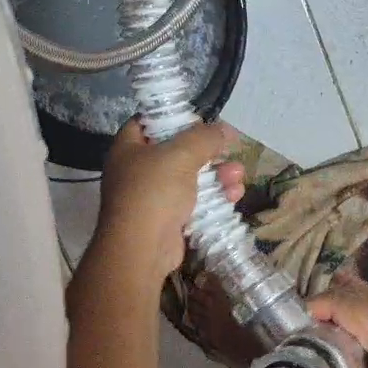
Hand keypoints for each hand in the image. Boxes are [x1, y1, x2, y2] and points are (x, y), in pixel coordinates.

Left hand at [94, 119, 243, 283]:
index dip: (173, 118)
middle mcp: (136, 171)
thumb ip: (204, 137)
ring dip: (217, 175)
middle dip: (206, 152)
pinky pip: (193, 203)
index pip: (148, 123)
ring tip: (238, 174)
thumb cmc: (154, 192)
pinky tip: (234, 194)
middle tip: (227, 150)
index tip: (199, 121)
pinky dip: (213, 197)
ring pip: (189, 179)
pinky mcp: (167, 220)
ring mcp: (151, 198)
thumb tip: (224, 129)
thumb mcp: (181, 154)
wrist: (142, 249)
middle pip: (175, 152)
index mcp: (128, 148)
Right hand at [310, 274, 367, 367]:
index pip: (335, 300)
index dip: (308, 312)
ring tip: (319, 341)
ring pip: (363, 298)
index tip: (289, 335)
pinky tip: (348, 345)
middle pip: (347, 292)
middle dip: (320, 310)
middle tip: (301, 339)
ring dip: (339, 312)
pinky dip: (356, 317)